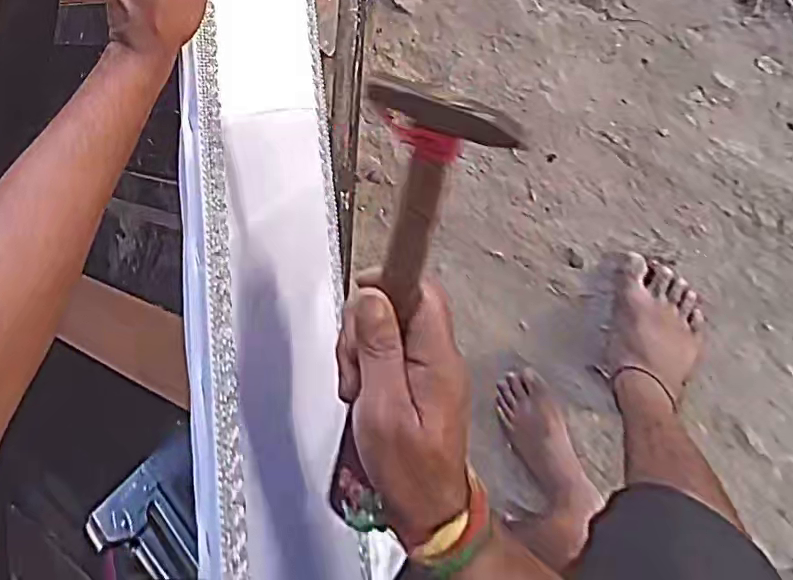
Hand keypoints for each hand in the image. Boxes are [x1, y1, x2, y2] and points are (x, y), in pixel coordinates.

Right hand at [336, 275, 471, 545]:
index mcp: (437, 359)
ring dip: (358, 345)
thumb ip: (377, 348)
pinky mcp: (415, 375)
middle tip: (354, 362)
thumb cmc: (409, 469)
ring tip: (358, 384)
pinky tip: (361, 387)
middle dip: (362, 323)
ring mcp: (428, 366)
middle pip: (395, 304)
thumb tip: (371, 297)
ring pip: (383, 324)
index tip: (362, 294)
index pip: (422, 291)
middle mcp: (438, 356)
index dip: (387, 281)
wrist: (429, 512)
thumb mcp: (383, 407)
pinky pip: (383, 345)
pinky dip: (363, 359)